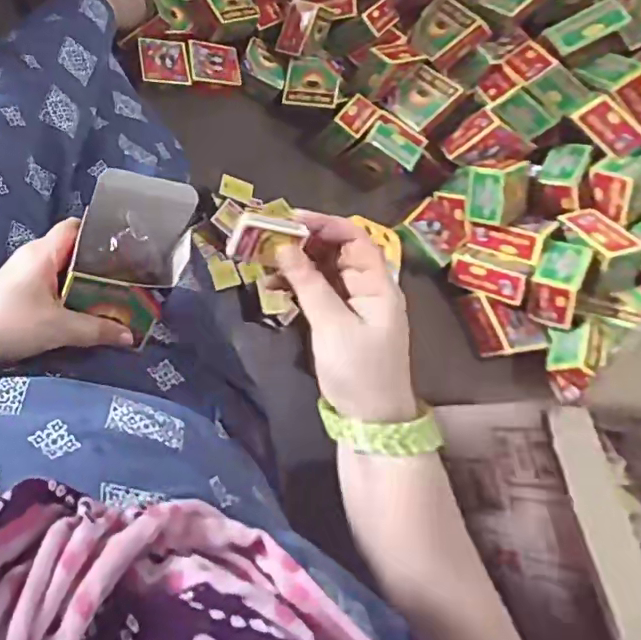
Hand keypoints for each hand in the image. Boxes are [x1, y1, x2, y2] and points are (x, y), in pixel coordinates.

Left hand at [0, 218, 133, 366]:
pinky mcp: (19, 287)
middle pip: (73, 247)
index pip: (76, 226)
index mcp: (43, 252)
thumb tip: (130, 336)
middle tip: (126, 276)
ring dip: (84, 279)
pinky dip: (69, 289)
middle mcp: (34, 255)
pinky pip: (51, 280)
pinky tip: (84, 304)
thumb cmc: (12, 323)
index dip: (100, 233)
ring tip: (112, 291)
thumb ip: (96, 330)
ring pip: (63, 266)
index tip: (124, 248)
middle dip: (98, 262)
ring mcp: (24, 271)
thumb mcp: (58, 328)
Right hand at [272, 210, 417, 422]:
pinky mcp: (337, 318)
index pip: (353, 238)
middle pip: (335, 250)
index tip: (287, 220)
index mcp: (377, 284)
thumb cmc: (359, 370)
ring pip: (322, 269)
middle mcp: (366, 287)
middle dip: (302, 241)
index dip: (322, 224)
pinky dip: (295, 284)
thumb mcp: (332, 325)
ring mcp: (352, 303)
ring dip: (294, 262)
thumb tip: (283, 246)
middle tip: (266, 237)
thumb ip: (308, 283)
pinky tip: (273, 286)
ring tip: (263, 261)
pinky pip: (315, 289)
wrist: (371, 419)